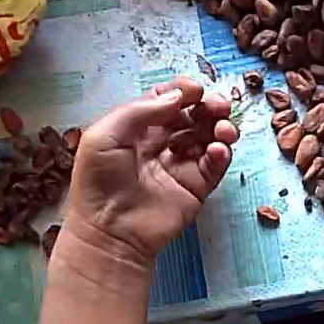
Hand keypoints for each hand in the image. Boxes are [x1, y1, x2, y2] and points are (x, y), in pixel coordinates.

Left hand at [59, 77, 236, 273]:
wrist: (109, 232)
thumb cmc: (98, 183)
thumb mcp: (105, 136)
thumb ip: (140, 110)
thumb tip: (178, 97)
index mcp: (137, 129)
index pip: (166, 102)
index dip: (182, 92)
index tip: (195, 90)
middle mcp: (160, 144)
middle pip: (191, 117)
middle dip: (208, 107)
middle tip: (220, 106)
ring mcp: (180, 166)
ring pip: (207, 138)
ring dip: (220, 128)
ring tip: (224, 129)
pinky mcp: (195, 187)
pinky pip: (214, 165)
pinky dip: (221, 154)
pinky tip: (218, 150)